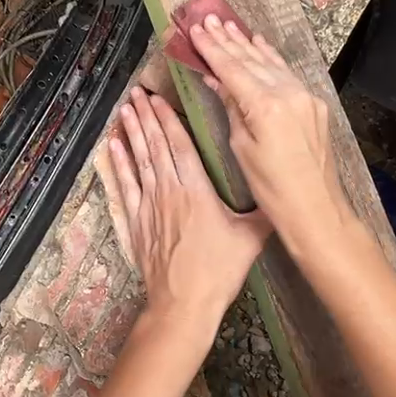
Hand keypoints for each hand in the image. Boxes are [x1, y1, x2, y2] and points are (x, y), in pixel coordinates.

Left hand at [98, 87, 272, 330]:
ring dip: (132, 132)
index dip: (169, 118)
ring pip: (140, 159)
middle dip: (147, 116)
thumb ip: (264, 214)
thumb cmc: (218, 272)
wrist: (183, 305)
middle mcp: (169, 190)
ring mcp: (150, 204)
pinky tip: (113, 145)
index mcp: (196, 189)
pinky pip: (126, 184)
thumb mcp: (250, 240)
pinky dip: (119, 163)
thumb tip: (282, 193)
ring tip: (125, 108)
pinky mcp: (137, 220)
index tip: (159, 97)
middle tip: (138, 91)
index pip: (180, 144)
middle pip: (156, 144)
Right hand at [188, 14, 355, 255]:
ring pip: (270, 63)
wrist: (316, 209)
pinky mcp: (314, 104)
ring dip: (247, 44)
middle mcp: (288, 94)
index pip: (232, 69)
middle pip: (251, 60)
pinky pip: (286, 73)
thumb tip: (216, 79)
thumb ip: (231, 106)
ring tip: (228, 25)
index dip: (212, 49)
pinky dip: (270, 57)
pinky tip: (259, 43)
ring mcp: (305, 97)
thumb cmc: (271, 187)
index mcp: (266, 105)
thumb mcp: (241, 146)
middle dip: (227, 40)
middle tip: (207, 20)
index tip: (195, 30)